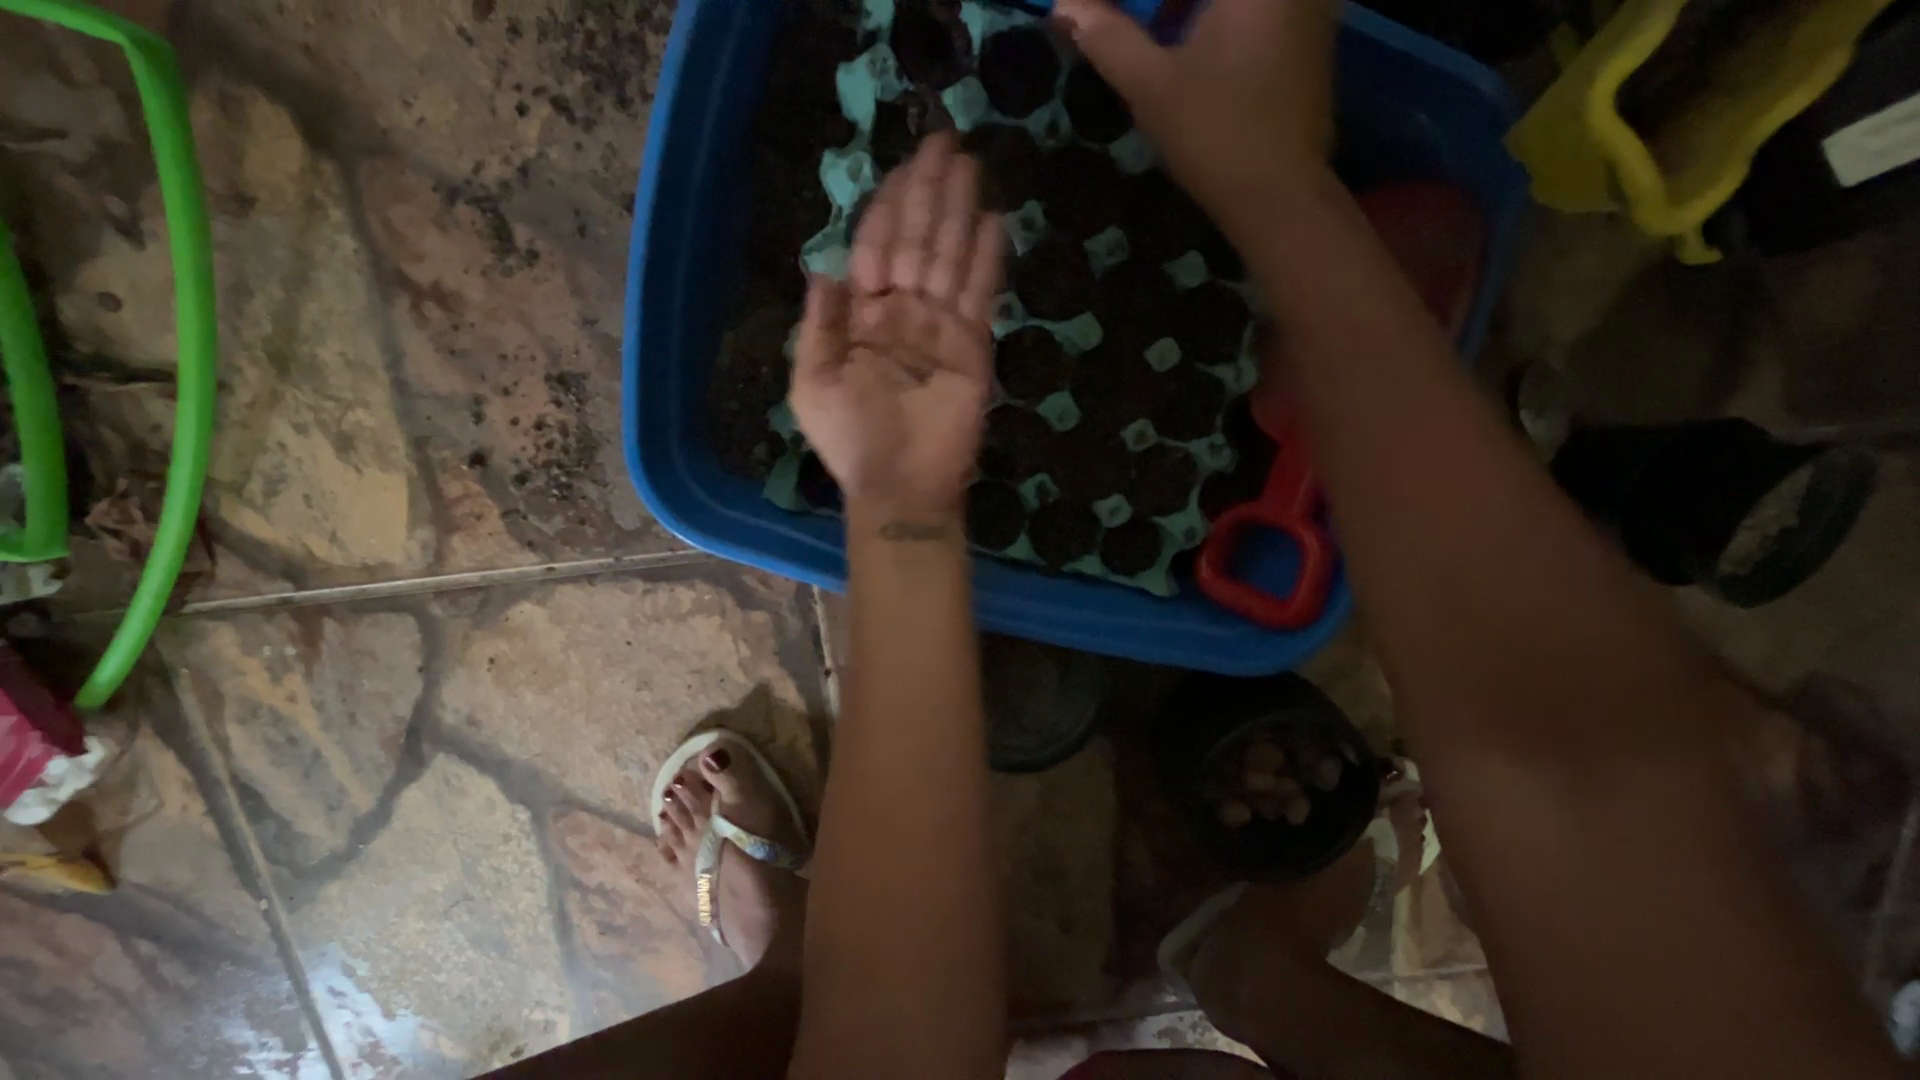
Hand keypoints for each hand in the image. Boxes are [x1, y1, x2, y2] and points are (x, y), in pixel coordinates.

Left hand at [791, 133, 1006, 523]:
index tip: (902, 164)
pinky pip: (980, 295)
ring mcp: (941, 328)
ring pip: (950, 257)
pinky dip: (987, 259)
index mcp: (861, 317)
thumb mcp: (813, 380)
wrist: (899, 484)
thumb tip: (820, 267)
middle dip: (928, 192)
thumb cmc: (849, 437)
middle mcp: (903, 313)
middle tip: (945, 141)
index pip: (876, 247)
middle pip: (917, 240)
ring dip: (959, 211)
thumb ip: (820, 323)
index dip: (888, 205)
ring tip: (971, 165)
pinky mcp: (974, 347)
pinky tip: (994, 222)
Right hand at [1053, 0, 1336, 227]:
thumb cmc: (1214, 134)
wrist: (1279, 195)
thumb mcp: (1150, 85)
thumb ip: (1108, 36)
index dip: (1130, 3)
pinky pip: (1255, 11)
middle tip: (1116, 20)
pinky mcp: (1310, 35)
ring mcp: (1307, 6)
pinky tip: (1191, 45)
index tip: (1096, 10)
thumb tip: (1064, 4)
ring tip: (1151, 30)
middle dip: (1158, 6)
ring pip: (1227, 3)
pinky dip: (1218, 20)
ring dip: (1185, 12)